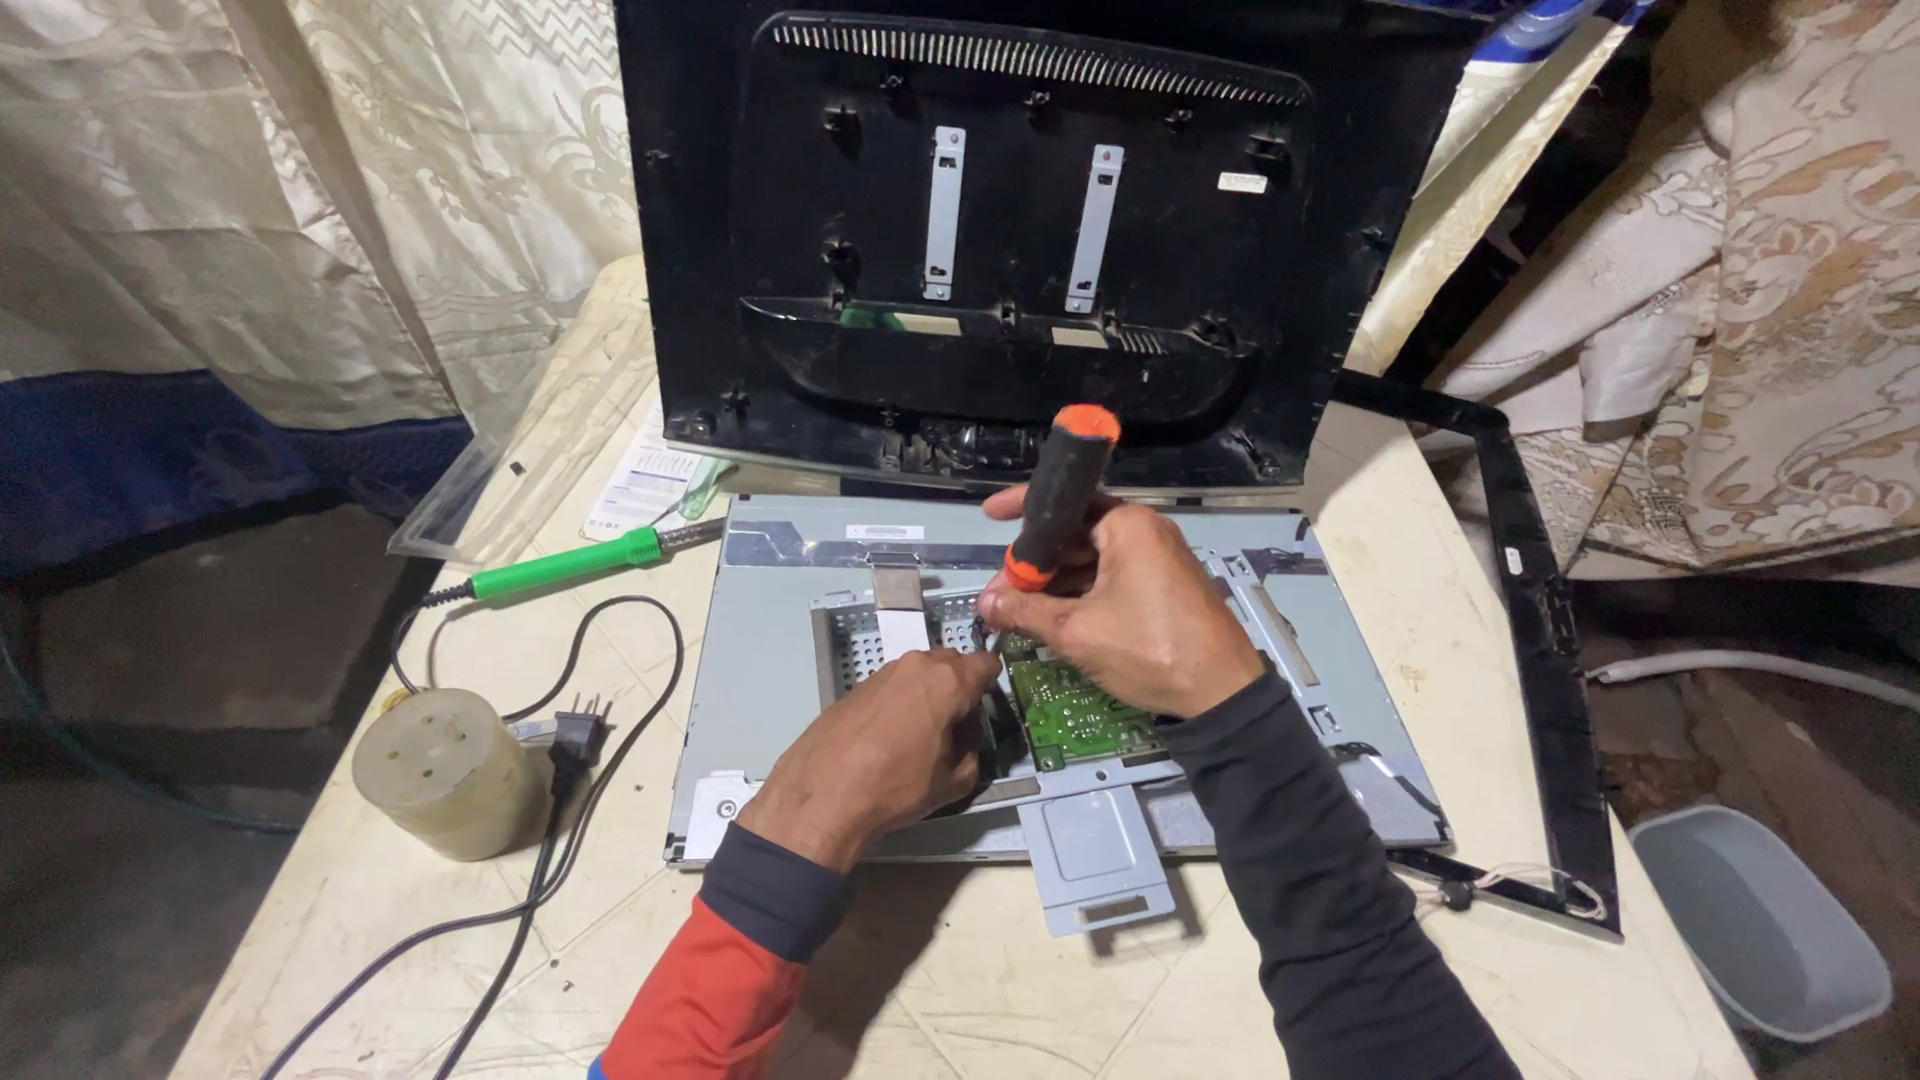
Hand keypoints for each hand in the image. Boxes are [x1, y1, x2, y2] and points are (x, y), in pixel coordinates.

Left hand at [736, 648, 1001, 870]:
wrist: (823, 793)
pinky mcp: (858, 685)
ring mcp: (884, 671)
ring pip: (921, 672)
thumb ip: (972, 754)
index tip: (986, 709)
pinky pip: (894, 684)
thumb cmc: (896, 786)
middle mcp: (917, 665)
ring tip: (922, 731)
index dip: (992, 685)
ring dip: (929, 692)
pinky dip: (902, 700)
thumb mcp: (953, 782)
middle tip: (957, 723)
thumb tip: (966, 744)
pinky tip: (892, 734)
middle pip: (952, 663)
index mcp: (948, 681)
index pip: (986, 664)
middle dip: (961, 686)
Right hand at [976, 486, 1264, 718]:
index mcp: (1126, 524)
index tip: (989, 514)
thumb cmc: (1148, 649)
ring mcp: (1156, 557)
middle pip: (1073, 534)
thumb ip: (1025, 610)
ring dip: (1053, 582)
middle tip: (999, 591)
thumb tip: (984, 602)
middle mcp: (1143, 530)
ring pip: (1090, 559)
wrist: (1222, 693)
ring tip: (1015, 610)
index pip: (1063, 502)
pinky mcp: (1161, 584)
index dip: (1022, 508)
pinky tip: (1051, 616)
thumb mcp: (1077, 631)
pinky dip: (1079, 593)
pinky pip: (1110, 576)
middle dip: (1033, 563)